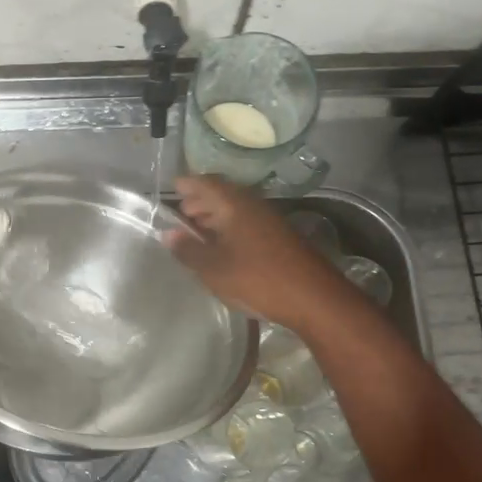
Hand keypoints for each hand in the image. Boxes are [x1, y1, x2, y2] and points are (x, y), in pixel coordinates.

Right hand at [164, 175, 347, 331]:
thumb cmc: (257, 279)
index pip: (207, 184)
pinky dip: (230, 228)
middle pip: (222, 195)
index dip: (188, 184)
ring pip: (236, 211)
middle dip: (200, 201)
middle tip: (181, 213)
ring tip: (197, 231)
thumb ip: (189, 250)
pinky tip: (223, 247)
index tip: (173, 187)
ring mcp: (269, 221)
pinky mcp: (279, 238)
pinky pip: (247, 224)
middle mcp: (253, 206)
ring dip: (215, 216)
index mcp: (235, 206)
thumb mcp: (214, 269)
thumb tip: (168, 234)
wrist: (312, 297)